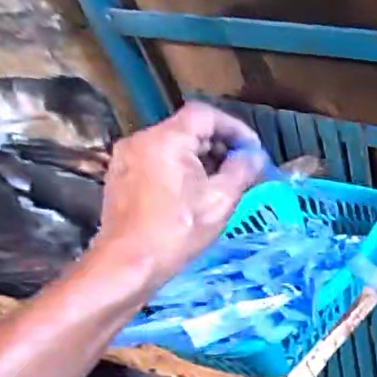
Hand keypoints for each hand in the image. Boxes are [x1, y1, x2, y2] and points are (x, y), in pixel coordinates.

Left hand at [87, 102, 267, 287]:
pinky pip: (159, 159)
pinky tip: (195, 193)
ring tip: (223, 184)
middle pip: (188, 128)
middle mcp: (142, 139)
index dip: (235, 128)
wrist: (130, 261)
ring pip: (174, 145)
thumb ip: (242, 170)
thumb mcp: (221, 200)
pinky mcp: (121, 174)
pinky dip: (182, 168)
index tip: (253, 150)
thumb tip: (255, 156)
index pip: (205, 115)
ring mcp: (127, 157)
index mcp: (167, 140)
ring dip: (202, 158)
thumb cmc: (179, 229)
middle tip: (243, 169)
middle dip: (220, 145)